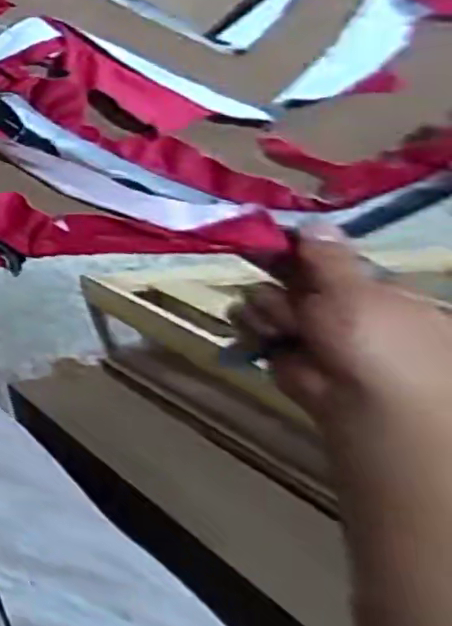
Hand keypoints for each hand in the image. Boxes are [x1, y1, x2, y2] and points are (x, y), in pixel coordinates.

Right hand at [232, 224, 451, 431]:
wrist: (368, 404)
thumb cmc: (377, 342)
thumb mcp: (357, 291)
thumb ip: (328, 257)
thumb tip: (314, 220)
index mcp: (372, 290)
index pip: (323, 257)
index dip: (294, 246)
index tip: (266, 235)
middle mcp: (340, 305)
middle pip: (285, 274)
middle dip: (272, 276)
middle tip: (259, 265)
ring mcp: (308, 327)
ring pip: (260, 297)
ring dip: (266, 308)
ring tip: (285, 327)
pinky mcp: (279, 345)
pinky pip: (248, 322)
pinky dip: (254, 327)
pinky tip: (268, 336)